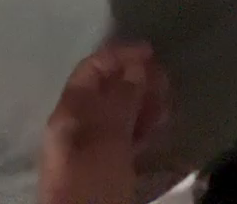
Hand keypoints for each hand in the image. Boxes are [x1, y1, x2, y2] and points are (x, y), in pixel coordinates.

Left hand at [38, 41, 168, 203]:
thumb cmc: (92, 184)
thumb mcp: (109, 137)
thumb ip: (122, 98)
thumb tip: (136, 64)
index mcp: (68, 114)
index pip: (91, 70)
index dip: (120, 55)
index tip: (153, 51)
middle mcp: (75, 129)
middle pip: (106, 92)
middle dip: (136, 79)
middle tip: (167, 80)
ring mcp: (89, 155)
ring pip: (117, 117)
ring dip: (142, 104)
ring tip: (168, 105)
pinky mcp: (104, 178)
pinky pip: (124, 142)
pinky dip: (142, 131)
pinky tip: (160, 133)